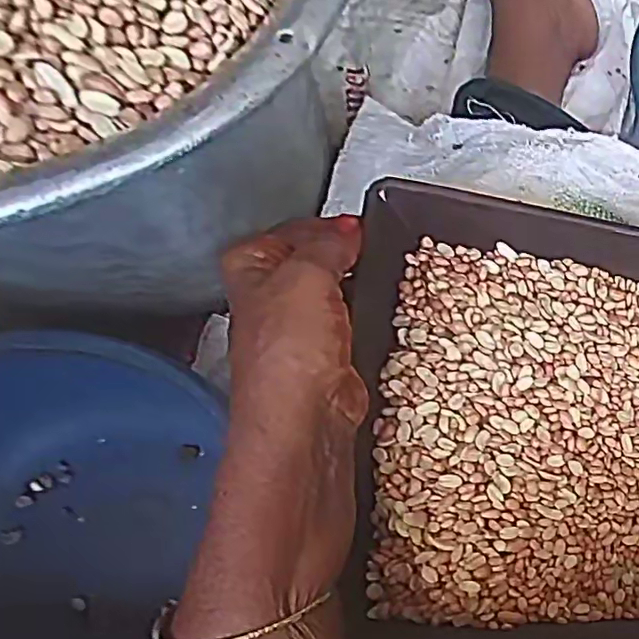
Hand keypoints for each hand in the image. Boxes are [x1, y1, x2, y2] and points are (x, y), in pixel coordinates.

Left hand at [220, 216, 366, 428]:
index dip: (331, 228)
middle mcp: (273, 294)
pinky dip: (372, 320)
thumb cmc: (291, 347)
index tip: (365, 229)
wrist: (307, 410)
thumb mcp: (308, 276)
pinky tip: (385, 318)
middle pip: (320, 262)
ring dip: (364, 292)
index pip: (297, 231)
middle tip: (381, 255)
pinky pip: (357, 324)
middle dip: (351, 260)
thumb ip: (330, 246)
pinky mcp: (333, 354)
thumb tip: (350, 230)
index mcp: (251, 265)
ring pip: (342, 294)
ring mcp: (304, 326)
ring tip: (388, 285)